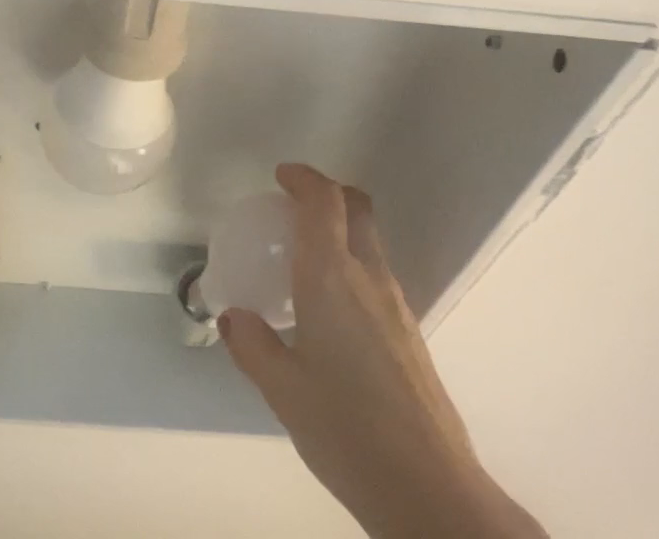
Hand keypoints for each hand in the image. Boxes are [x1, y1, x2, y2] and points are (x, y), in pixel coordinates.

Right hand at [219, 164, 545, 538]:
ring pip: (369, 242)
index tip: (282, 176)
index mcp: (332, 279)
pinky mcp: (409, 332)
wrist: (424, 481)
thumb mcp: (282, 389)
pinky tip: (327, 311)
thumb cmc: (344, 427)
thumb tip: (234, 316)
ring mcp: (396, 304)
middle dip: (327, 194)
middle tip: (291, 207)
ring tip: (300, 261)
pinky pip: (375, 276)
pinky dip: (349, 266)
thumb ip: (253, 345)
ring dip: (339, 231)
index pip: (324, 202)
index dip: (304, 178)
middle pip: (357, 209)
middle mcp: (369, 278)